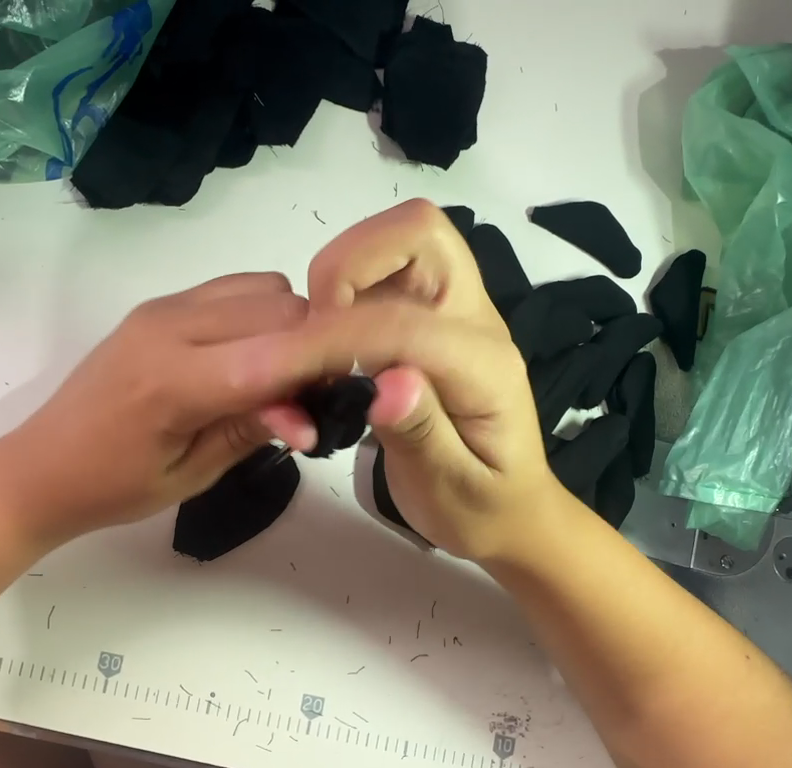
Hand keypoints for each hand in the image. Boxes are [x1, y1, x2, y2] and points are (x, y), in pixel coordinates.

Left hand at [0, 272, 347, 543]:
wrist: (42, 466)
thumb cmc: (112, 488)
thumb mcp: (188, 474)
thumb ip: (250, 430)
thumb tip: (311, 412)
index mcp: (175, 381)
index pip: (277, 350)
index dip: (332, 359)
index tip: (365, 379)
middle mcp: (170, 326)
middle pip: (279, 308)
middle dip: (316, 345)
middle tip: (318, 397)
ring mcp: (161, 309)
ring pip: (260, 289)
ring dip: (289, 326)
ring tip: (283, 381)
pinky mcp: (157, 307)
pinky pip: (230, 291)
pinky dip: (259, 316)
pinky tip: (251, 359)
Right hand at [280, 200, 572, 563]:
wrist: (511, 511)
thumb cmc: (482, 510)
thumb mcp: (454, 494)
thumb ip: (424, 437)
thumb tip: (387, 384)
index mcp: (485, 366)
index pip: (401, 323)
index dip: (332, 339)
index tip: (280, 372)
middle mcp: (473, 320)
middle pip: (416, 231)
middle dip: (346, 267)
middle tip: (310, 337)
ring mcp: (453, 312)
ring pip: (397, 240)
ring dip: (341, 275)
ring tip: (314, 345)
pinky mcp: (428, 319)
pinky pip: (382, 271)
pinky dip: (341, 292)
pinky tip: (326, 351)